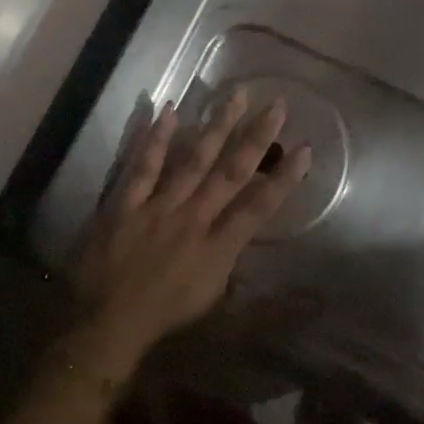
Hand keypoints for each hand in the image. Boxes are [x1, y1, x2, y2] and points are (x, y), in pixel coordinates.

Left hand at [68, 87, 312, 366]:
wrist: (104, 330)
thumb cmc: (168, 325)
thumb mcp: (227, 325)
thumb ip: (272, 310)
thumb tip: (319, 302)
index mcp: (218, 248)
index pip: (259, 207)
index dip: (284, 178)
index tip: (305, 148)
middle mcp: (193, 219)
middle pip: (230, 172)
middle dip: (256, 137)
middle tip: (277, 103)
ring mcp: (157, 208)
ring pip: (191, 160)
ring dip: (215, 126)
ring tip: (234, 94)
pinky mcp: (123, 205)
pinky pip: (141, 167)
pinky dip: (154, 139)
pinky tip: (169, 111)